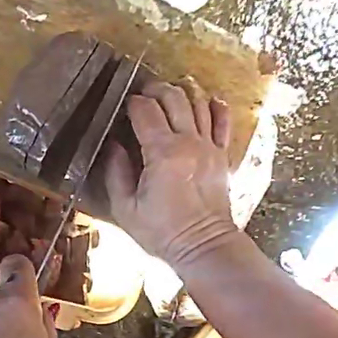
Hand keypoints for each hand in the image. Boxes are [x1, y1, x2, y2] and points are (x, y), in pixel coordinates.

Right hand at [102, 80, 241, 268]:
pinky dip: (214, 106)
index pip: (145, 112)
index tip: (124, 104)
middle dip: (157, 90)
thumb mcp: (125, 209)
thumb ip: (116, 173)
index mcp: (162, 153)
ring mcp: (210, 146)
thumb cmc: (161, 232)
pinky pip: (223, 120)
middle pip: (174, 98)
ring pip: (199, 103)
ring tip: (168, 96)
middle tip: (144, 93)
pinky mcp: (223, 155)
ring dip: (182, 94)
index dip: (133, 103)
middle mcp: (189, 142)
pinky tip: (205, 102)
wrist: (203, 246)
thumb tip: (114, 146)